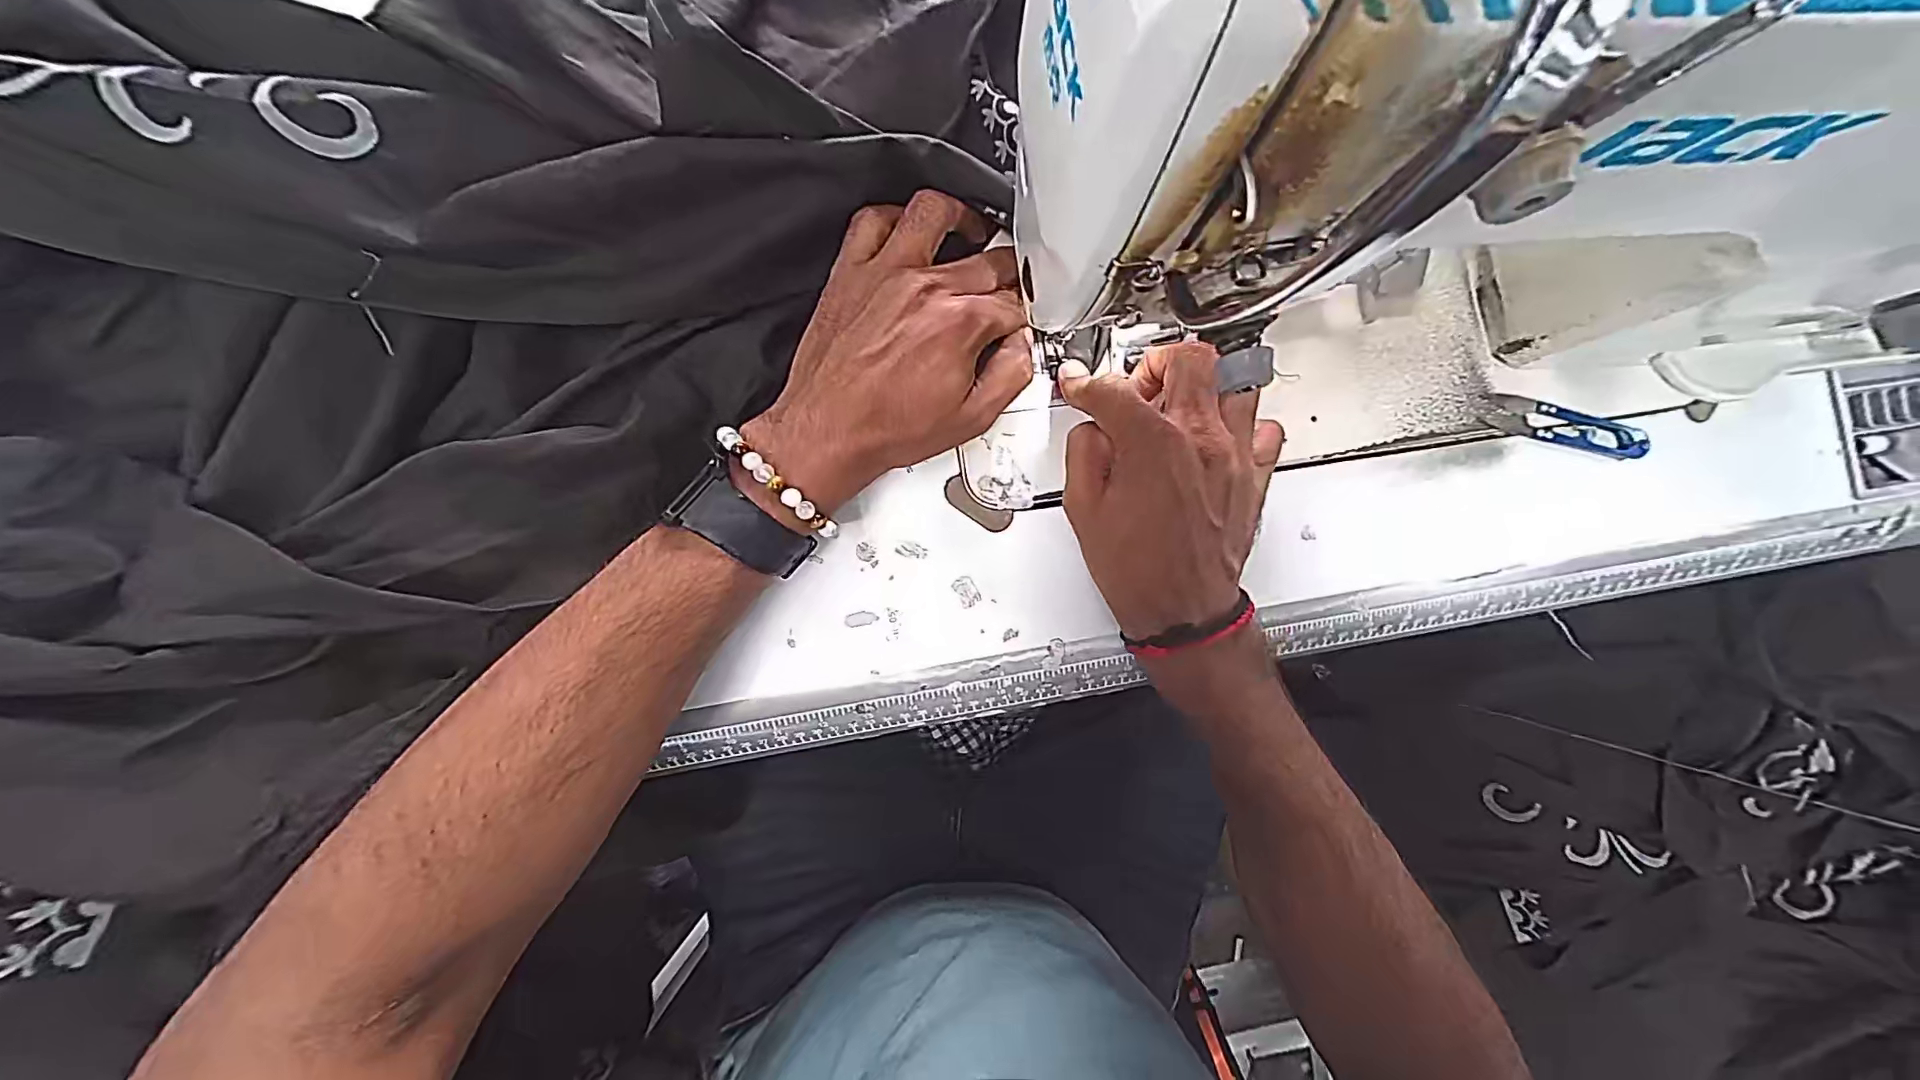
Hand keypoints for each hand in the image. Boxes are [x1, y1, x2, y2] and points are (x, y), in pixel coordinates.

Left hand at [740, 190, 1031, 523]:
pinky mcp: (850, 273)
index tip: (1016, 325)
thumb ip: (1010, 375)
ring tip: (971, 232)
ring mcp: (885, 273)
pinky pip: (873, 220)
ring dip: (962, 217)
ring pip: (934, 212)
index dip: (1022, 315)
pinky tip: (908, 232)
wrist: (827, 431)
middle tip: (1008, 286)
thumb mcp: (970, 419)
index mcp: (959, 322)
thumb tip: (1020, 348)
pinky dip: (896, 218)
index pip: (1011, 303)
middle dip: (1009, 272)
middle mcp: (924, 287)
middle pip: (987, 258)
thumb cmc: (884, 428)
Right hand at [1059, 342, 1284, 711]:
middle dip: (1156, 364)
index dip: (1087, 382)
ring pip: (1235, 382)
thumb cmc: (1139, 570)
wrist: (1182, 610)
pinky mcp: (1254, 477)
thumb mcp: (1083, 509)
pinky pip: (1264, 428)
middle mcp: (1200, 440)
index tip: (1081, 386)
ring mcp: (1234, 456)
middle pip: (1191, 359)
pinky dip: (1241, 423)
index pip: (1115, 387)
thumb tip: (1093, 427)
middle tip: (1139, 388)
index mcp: (1151, 444)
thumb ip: (1083, 452)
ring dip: (1202, 387)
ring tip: (1178, 409)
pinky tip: (1215, 438)